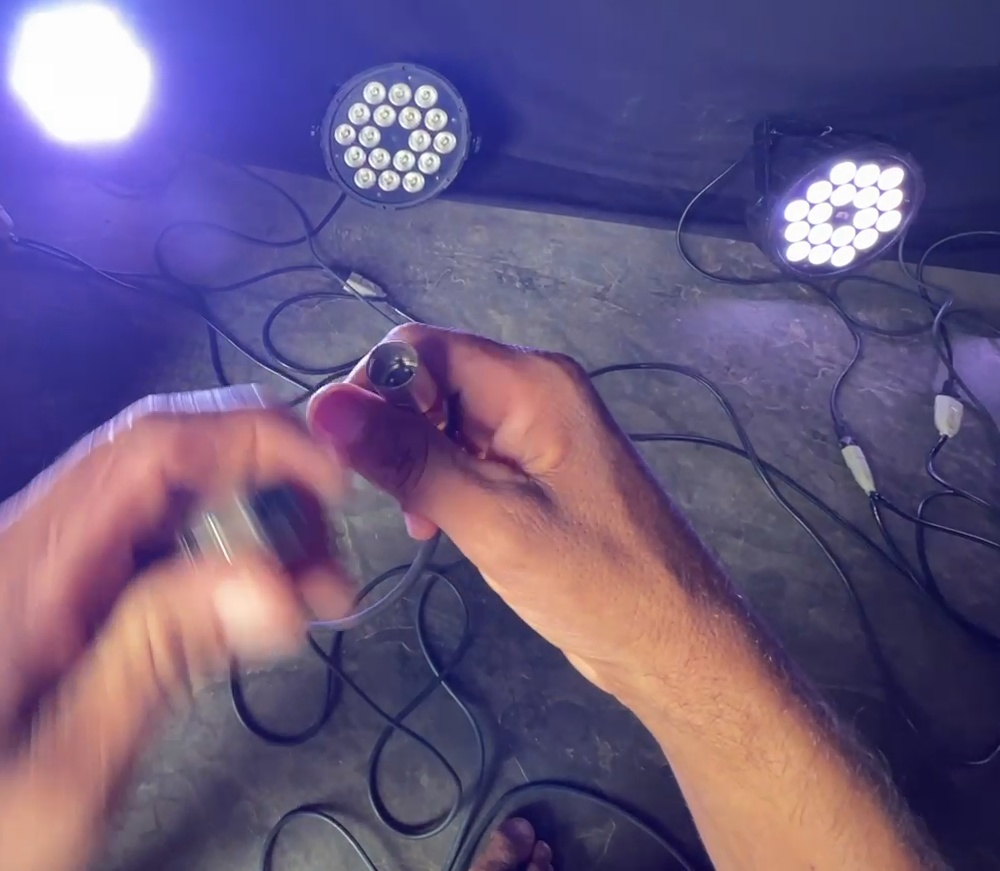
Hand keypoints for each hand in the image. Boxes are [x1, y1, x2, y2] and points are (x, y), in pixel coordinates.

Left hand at [0, 389, 352, 870]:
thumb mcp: (60, 774)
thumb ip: (160, 658)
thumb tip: (272, 580)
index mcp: (16, 568)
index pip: (151, 447)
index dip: (251, 440)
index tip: (328, 480)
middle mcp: (17, 545)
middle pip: (155, 457)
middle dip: (258, 481)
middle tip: (325, 559)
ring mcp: (21, 569)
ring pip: (150, 500)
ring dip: (236, 524)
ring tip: (302, 592)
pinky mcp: (30, 601)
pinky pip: (129, 549)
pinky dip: (199, 562)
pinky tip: (235, 606)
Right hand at [306, 325, 748, 694]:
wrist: (677, 650)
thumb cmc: (596, 584)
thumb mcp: (492, 521)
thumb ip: (406, 459)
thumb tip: (323, 406)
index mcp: (531, 382)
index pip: (419, 347)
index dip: (372, 388)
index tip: (345, 451)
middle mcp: (529, 387)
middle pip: (425, 378)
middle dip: (391, 428)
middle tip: (384, 493)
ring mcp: (528, 425)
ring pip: (434, 414)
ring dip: (409, 458)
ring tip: (414, 516)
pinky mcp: (525, 461)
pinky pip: (456, 446)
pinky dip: (433, 476)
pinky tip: (432, 521)